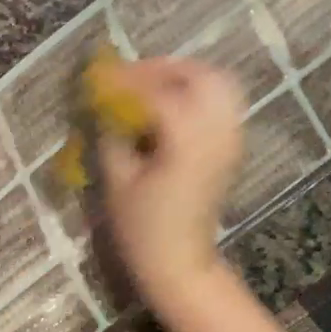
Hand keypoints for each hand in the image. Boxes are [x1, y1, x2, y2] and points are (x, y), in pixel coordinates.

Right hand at [95, 57, 245, 303]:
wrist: (179, 263)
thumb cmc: (141, 228)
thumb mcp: (115, 180)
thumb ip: (112, 134)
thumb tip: (104, 105)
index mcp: (187, 141)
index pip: (158, 92)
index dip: (127, 80)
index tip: (99, 78)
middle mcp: (217, 133)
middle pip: (201, 76)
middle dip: (164, 68)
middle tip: (131, 76)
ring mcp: (230, 139)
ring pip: (218, 85)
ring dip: (183, 77)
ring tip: (148, 87)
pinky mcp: (230, 148)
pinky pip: (220, 104)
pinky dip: (195, 95)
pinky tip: (166, 109)